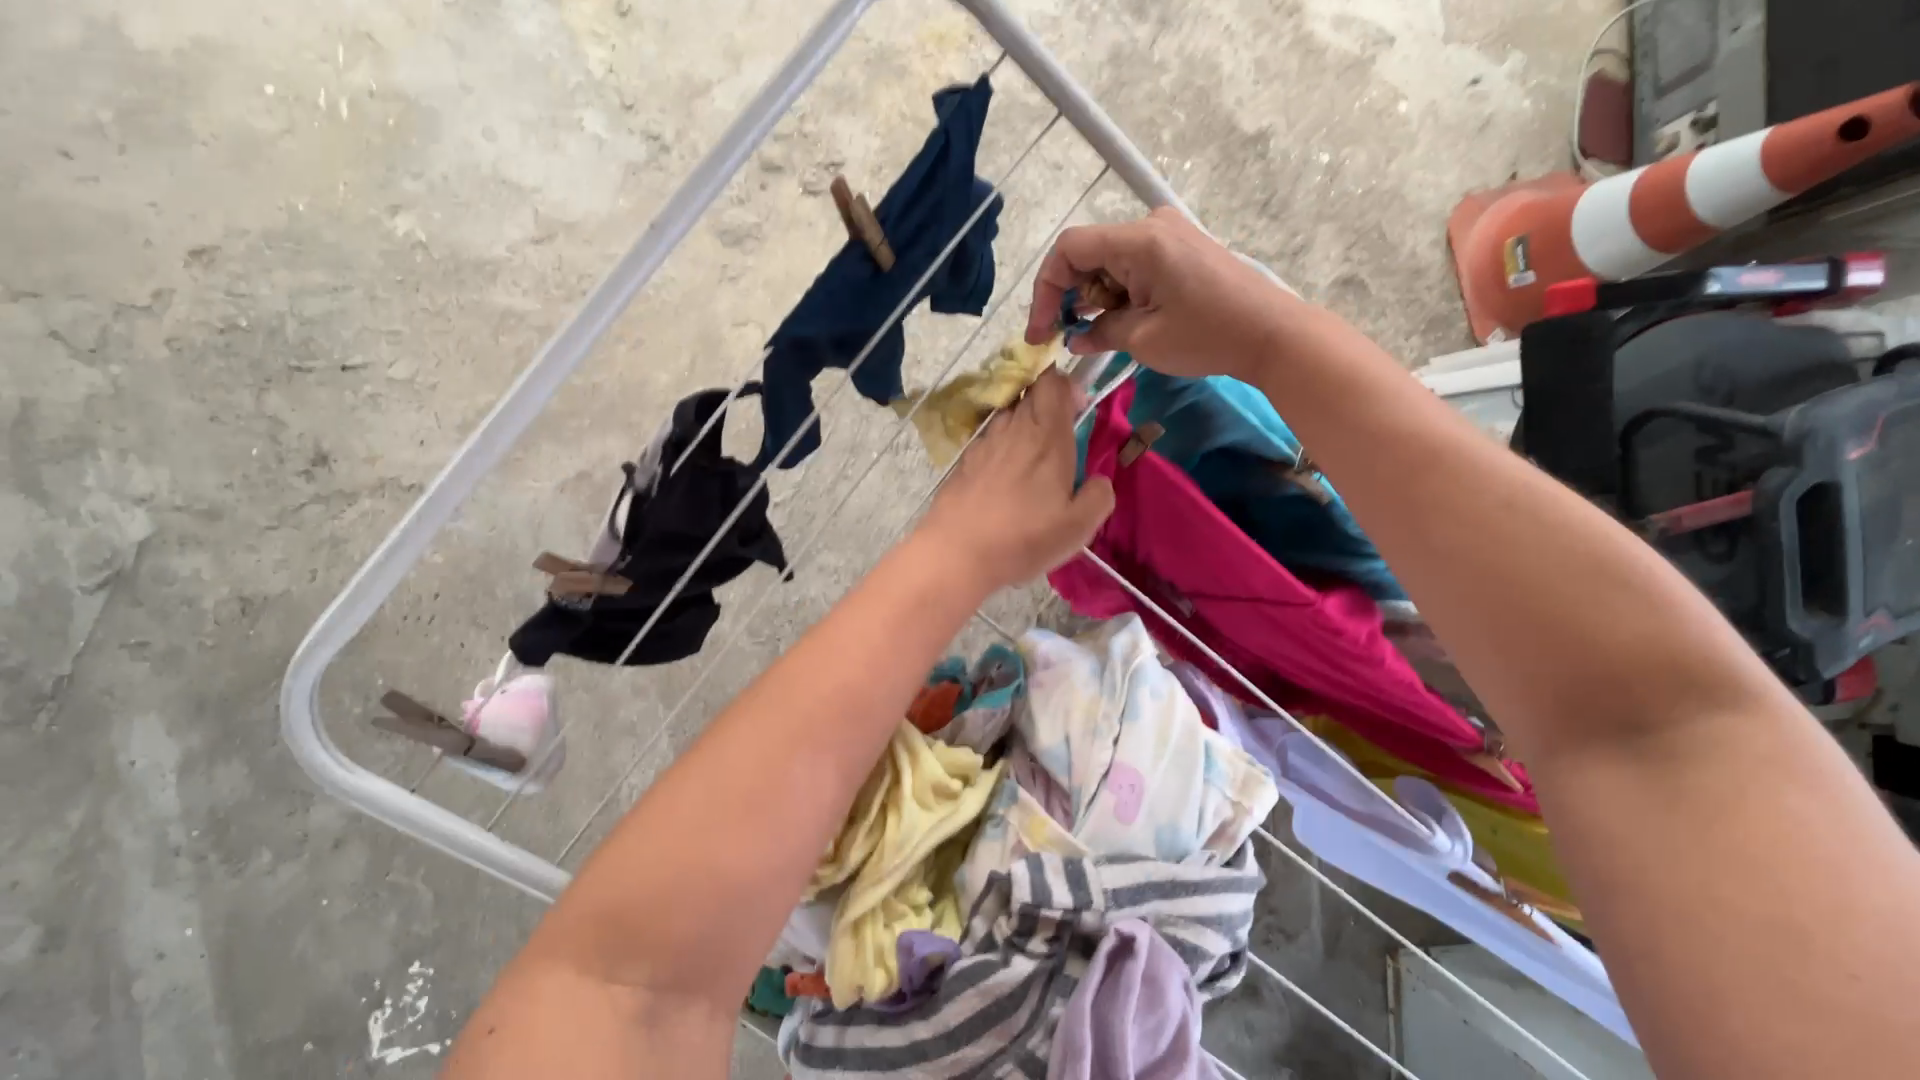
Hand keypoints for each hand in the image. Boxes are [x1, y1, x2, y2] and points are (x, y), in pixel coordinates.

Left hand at [916, 368, 1113, 590]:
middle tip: (1060, 443)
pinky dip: (1002, 451)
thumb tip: (1099, 481)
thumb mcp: (1078, 527)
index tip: (1079, 411)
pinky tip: (1004, 484)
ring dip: (1024, 429)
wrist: (956, 553)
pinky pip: (990, 442)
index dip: (1069, 386)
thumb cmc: (1023, 538)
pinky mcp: (964, 461)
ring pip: (1009, 417)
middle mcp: (1014, 428)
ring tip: (1032, 466)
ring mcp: (984, 442)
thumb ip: (1099, 496)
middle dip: (1049, 407)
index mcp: (1047, 435)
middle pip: (1031, 394)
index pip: (1054, 381)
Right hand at [1024, 207, 1308, 382]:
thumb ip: (1100, 332)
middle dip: (1070, 295)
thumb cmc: (1207, 336)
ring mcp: (1170, 234)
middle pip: (1089, 252)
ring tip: (1096, 334)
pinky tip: (1122, 321)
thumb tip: (1074, 338)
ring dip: (1095, 296)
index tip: (1041, 330)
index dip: (1046, 289)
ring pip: (1111, 260)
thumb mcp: (1144, 340)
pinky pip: (1135, 265)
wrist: (1274, 334)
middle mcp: (1152, 226)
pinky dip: (1119, 292)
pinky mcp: (1183, 249)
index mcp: (1139, 241)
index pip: (1070, 248)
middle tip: (1064, 337)